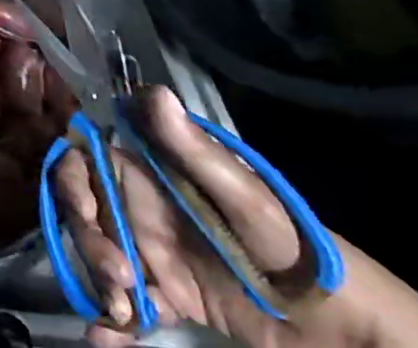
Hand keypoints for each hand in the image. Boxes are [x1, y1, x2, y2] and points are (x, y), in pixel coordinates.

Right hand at [61, 86, 417, 347]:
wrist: (343, 329)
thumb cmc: (296, 247)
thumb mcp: (247, 198)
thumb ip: (194, 150)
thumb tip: (153, 94)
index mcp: (157, 170)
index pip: (91, 156)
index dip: (73, 177)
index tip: (86, 210)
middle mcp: (146, 203)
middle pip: (86, 208)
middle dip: (87, 239)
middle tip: (116, 277)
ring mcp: (155, 249)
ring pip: (100, 253)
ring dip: (98, 282)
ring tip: (124, 315)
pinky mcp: (170, 294)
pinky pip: (126, 303)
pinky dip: (111, 323)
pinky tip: (107, 341)